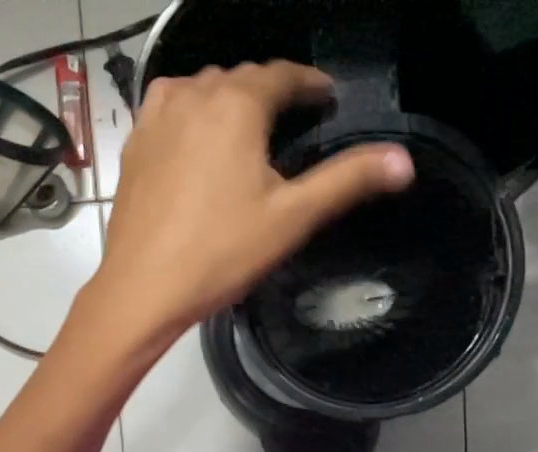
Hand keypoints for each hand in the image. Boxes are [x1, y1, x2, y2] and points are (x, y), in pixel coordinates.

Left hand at [85, 61, 414, 349]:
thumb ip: (347, 180)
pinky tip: (201, 150)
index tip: (328, 99)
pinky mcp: (134, 144)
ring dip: (229, 104)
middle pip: (242, 80)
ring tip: (249, 136)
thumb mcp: (292, 218)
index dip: (311, 85)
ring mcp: (156, 117)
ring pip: (203, 92)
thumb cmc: (220, 254)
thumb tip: (403, 160)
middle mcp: (192, 95)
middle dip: (270, 95)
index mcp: (235, 104)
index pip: (283, 75)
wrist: (142, 290)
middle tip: (293, 124)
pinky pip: (172, 114)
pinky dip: (194, 120)